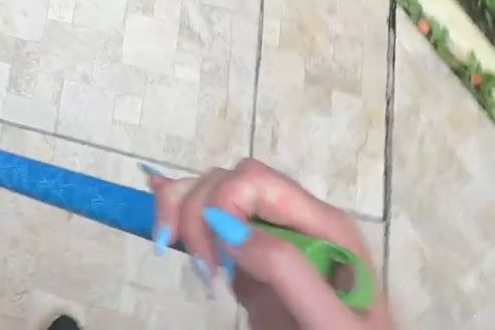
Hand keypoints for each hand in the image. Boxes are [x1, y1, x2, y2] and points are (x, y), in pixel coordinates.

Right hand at [149, 159, 392, 329]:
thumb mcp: (332, 326)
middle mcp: (294, 221)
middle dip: (197, 212)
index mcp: (323, 225)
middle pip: (227, 180)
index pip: (257, 180)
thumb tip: (225, 226)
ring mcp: (269, 239)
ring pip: (210, 192)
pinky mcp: (248, 261)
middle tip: (202, 274)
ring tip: (180, 258)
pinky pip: (207, 220)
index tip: (215, 259)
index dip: (222, 201)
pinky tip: (162, 222)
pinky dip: (177, 213)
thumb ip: (286, 270)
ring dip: (182, 214)